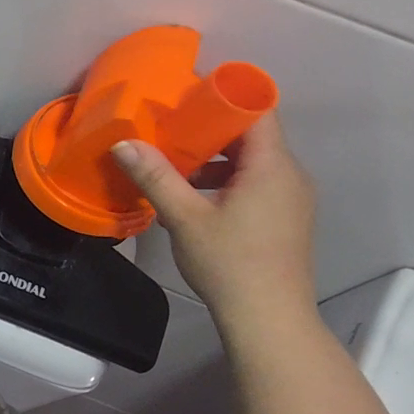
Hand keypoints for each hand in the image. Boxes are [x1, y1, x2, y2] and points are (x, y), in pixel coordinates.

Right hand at [109, 113, 316, 324]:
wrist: (267, 316)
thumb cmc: (229, 262)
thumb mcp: (185, 218)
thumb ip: (155, 177)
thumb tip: (124, 143)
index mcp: (272, 166)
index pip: (256, 110)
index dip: (222, 97)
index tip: (184, 97)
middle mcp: (289, 174)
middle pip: (252, 135)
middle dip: (208, 130)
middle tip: (165, 130)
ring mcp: (290, 198)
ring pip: (251, 162)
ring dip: (213, 159)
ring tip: (171, 167)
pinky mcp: (283, 218)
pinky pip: (255, 183)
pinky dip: (225, 180)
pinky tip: (192, 199)